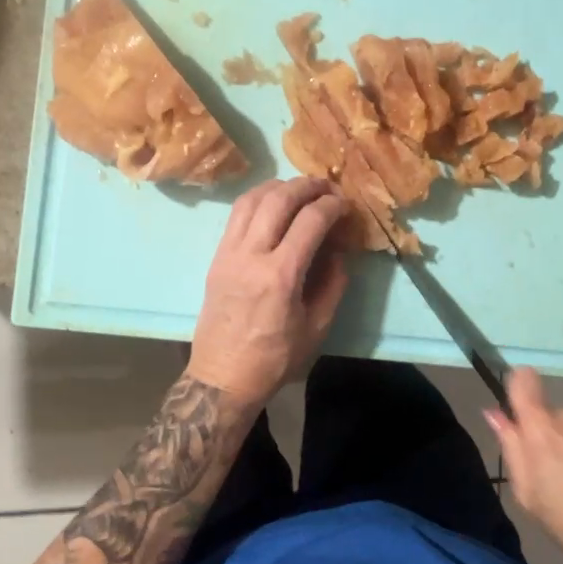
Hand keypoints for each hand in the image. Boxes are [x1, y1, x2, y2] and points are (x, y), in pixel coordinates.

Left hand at [187, 178, 349, 403]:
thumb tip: (338, 250)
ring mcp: (228, 254)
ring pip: (251, 199)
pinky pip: (236, 215)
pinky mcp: (216, 258)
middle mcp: (251, 256)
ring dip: (279, 187)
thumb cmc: (275, 359)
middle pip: (279, 199)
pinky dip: (258, 201)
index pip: (310, 221)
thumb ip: (332, 283)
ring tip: (300, 191)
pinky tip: (274, 207)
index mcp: (280, 276)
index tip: (346, 204)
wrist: (222, 378)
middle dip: (307, 186)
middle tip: (327, 188)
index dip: (332, 205)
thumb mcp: (317, 327)